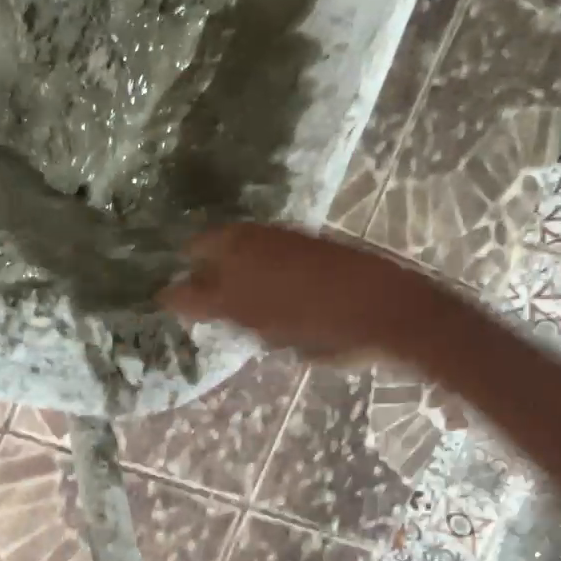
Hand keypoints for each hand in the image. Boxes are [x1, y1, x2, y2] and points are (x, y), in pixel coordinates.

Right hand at [160, 223, 454, 361]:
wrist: (397, 313)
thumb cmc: (310, 313)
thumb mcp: (242, 312)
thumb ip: (197, 302)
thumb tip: (162, 296)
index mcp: (235, 238)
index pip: (191, 252)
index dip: (185, 280)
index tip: (184, 309)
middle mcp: (261, 233)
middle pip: (222, 259)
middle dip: (219, 287)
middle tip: (224, 320)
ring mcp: (295, 244)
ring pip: (255, 269)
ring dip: (252, 294)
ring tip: (263, 327)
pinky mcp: (324, 259)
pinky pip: (287, 278)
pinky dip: (282, 296)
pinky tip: (297, 322)